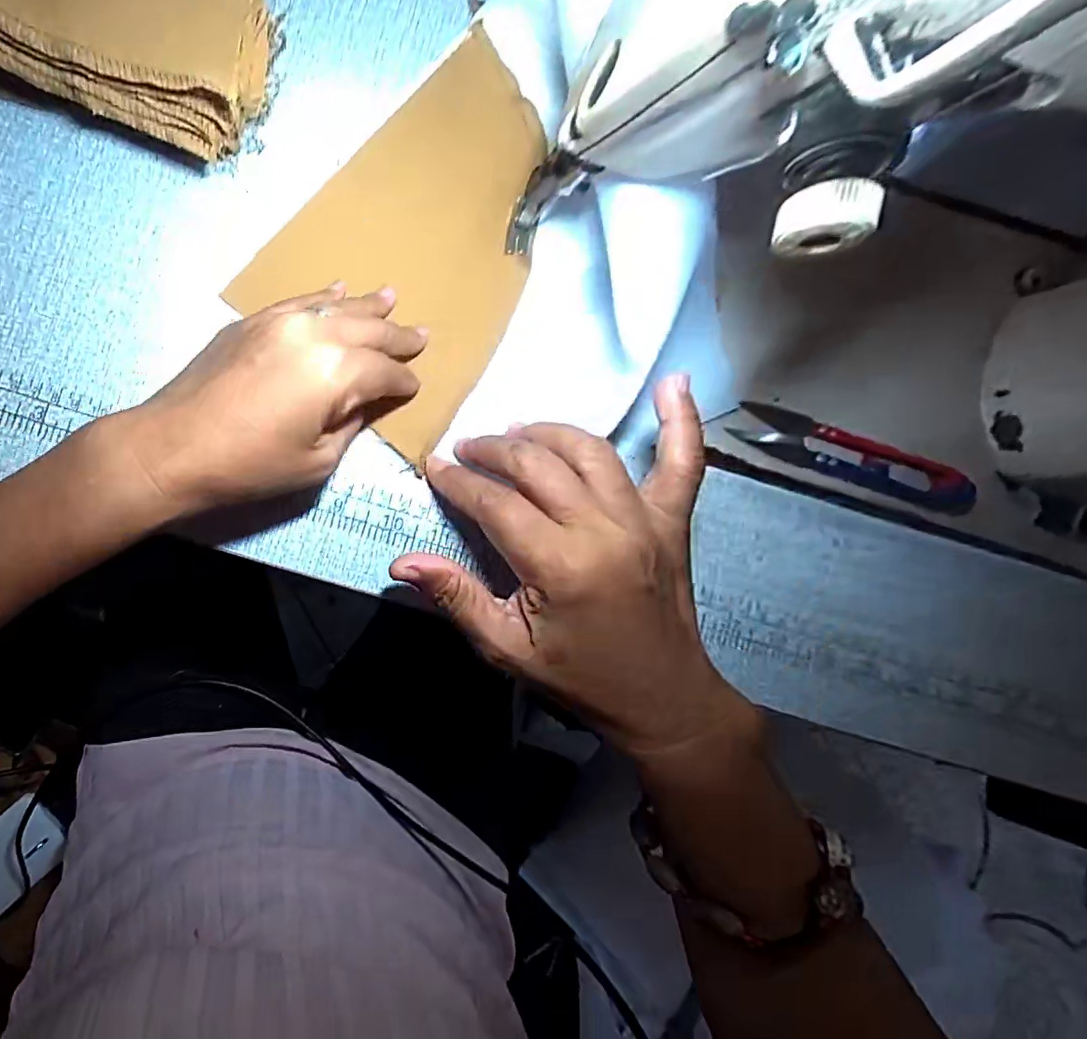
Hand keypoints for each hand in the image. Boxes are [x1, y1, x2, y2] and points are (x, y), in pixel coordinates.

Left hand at [112, 283, 425, 516]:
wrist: (171, 447)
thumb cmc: (246, 466)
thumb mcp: (314, 461)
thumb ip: (349, 425)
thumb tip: (362, 402)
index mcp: (336, 370)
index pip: (384, 372)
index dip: (402, 382)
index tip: (412, 387)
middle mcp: (313, 332)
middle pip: (367, 330)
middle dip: (396, 336)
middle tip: (420, 335)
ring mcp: (277, 321)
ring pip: (334, 307)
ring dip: (365, 306)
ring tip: (390, 298)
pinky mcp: (250, 323)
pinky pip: (296, 302)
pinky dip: (321, 297)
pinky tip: (335, 290)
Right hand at [390, 375, 753, 757]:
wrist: (665, 701)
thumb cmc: (578, 677)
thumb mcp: (504, 647)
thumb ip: (455, 597)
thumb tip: (401, 564)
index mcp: (560, 564)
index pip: (496, 502)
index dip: (458, 480)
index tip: (433, 465)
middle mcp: (605, 529)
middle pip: (538, 465)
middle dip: (492, 449)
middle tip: (465, 448)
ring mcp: (646, 520)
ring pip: (590, 451)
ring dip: (548, 432)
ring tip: (516, 431)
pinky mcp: (674, 521)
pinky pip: (685, 461)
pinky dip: (682, 420)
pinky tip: (674, 384)